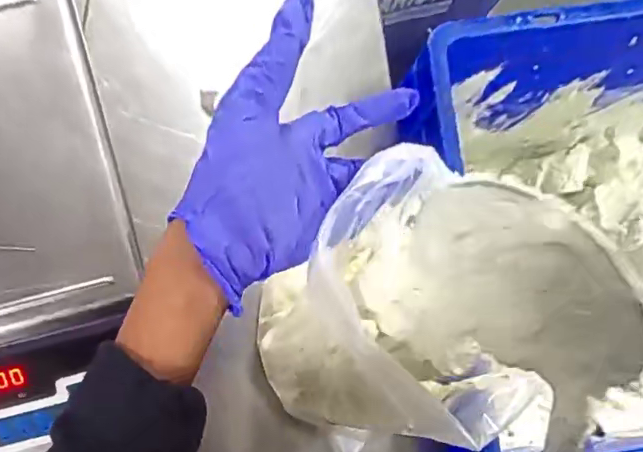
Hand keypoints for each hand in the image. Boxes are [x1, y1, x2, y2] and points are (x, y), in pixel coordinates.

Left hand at [170, 0, 418, 313]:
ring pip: (357, 186)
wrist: (223, 236)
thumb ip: (276, 60)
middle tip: (418, 137)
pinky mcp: (318, 231)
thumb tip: (297, 6)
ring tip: (419, 164)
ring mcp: (315, 202)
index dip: (369, 109)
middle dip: (383, 145)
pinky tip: (402, 195)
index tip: (402, 98)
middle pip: (353, 155)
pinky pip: (353, 216)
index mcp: (294, 140)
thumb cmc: (229, 169)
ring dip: (384, 176)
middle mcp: (308, 169)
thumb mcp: (250, 103)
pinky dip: (375, 207)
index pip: (338, 120)